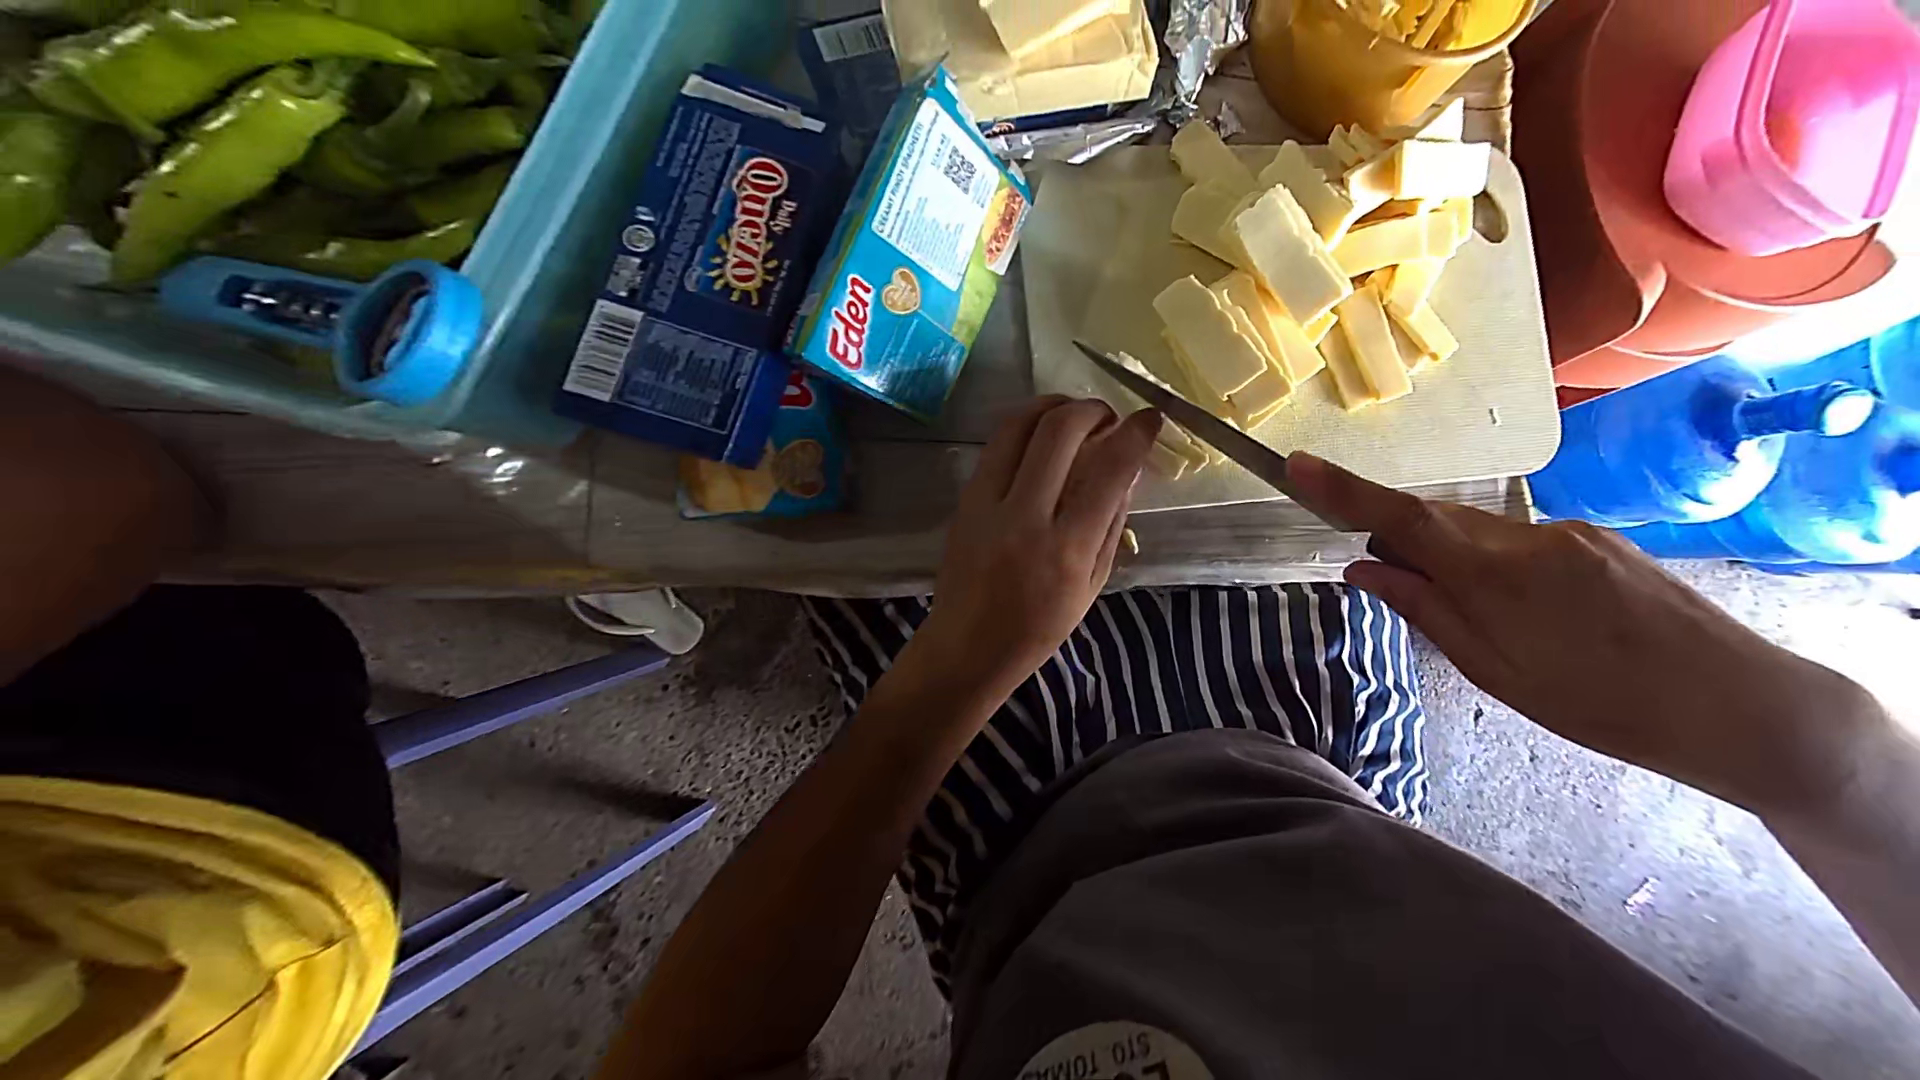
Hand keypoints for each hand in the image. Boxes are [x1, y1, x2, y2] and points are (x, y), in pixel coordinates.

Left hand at [909, 396, 1160, 705]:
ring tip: (1074, 414)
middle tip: (1108, 417)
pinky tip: (1041, 437)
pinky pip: (996, 447)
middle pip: (1058, 432)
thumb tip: (1128, 470)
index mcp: (1065, 550)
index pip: (1108, 471)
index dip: (1135, 434)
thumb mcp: (1092, 585)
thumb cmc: (1038, 628)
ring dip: (1053, 406)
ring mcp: (985, 505)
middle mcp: (1023, 518)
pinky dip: (1025, 428)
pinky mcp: (963, 501)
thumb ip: (1111, 523)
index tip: (1150, 418)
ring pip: (1017, 426)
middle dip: (1092, 409)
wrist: (967, 647)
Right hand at [1285, 452, 1888, 818]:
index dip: (1343, 491)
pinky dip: (1488, 561)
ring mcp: (1566, 532)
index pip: (1400, 520)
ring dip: (1448, 558)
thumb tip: (1362, 569)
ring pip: (1474, 531)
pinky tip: (1520, 608)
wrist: (1747, 709)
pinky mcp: (1593, 538)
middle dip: (1399, 542)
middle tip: (1390, 582)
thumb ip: (1423, 610)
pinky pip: (1512, 538)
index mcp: (1496, 575)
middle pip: (1434, 521)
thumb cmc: (1601, 706)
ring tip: (1474, 615)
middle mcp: (1529, 537)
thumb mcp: (1492, 671)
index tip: (1297, 465)